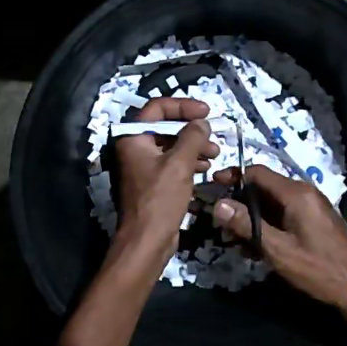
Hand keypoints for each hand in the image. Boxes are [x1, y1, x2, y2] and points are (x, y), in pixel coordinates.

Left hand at [112, 97, 217, 255]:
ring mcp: (141, 166)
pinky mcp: (151, 183)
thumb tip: (201, 122)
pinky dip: (188, 163)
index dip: (183, 106)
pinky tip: (205, 169)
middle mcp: (133, 148)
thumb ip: (192, 137)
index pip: (157, 108)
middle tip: (213, 138)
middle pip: (165, 127)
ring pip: (170, 147)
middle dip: (191, 130)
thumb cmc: (160, 198)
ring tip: (214, 154)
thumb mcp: (180, 164)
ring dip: (193, 147)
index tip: (207, 112)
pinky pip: (170, 164)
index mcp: (132, 138)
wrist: (146, 239)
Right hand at [209, 165, 346, 316]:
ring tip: (234, 238)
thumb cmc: (318, 269)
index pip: (257, 172)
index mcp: (296, 194)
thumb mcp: (277, 249)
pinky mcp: (313, 220)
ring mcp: (311, 206)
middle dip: (239, 202)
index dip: (232, 177)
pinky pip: (283, 213)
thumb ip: (247, 225)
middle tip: (220, 222)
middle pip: (263, 186)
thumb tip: (218, 204)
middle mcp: (304, 193)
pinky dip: (266, 224)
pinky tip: (255, 246)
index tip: (212, 188)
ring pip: (271, 202)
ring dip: (251, 216)